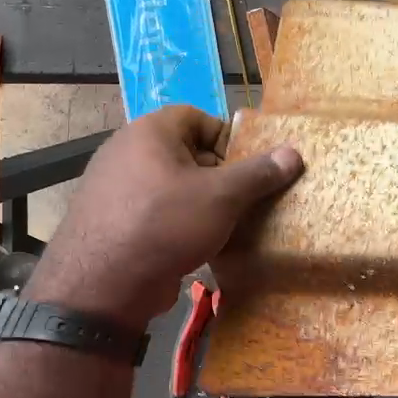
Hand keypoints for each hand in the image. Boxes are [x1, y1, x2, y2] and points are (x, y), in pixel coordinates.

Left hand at [25, 107, 302, 331]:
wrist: (104, 282)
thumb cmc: (166, 224)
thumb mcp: (223, 196)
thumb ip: (259, 173)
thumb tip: (293, 153)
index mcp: (148, 134)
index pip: (196, 116)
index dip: (228, 136)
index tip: (249, 166)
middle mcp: (126, 151)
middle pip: (186, 149)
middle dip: (221, 170)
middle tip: (245, 195)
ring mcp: (116, 185)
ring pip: (174, 180)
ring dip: (204, 197)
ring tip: (227, 220)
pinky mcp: (115, 216)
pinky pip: (158, 205)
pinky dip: (182, 217)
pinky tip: (199, 239)